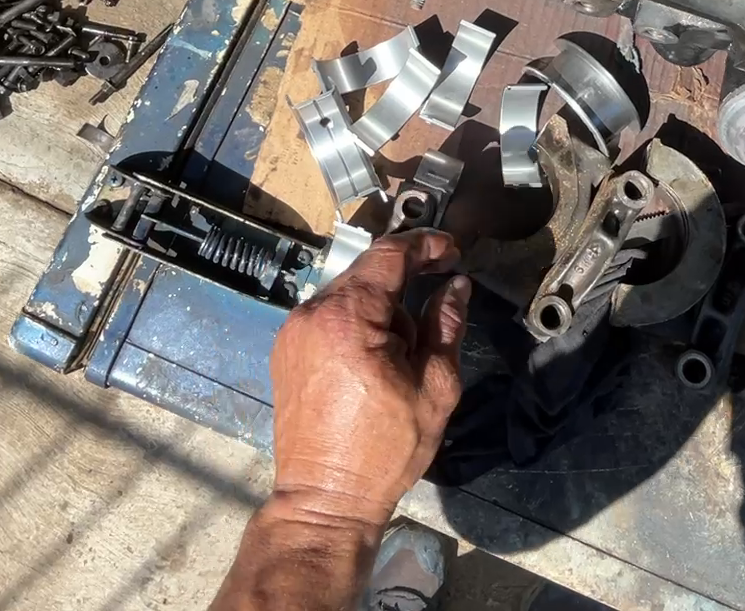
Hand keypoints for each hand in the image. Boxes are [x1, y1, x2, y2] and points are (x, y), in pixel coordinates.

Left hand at [269, 229, 470, 530]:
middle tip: (440, 293)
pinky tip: (374, 355)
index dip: (425, 244)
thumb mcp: (434, 387)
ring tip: (403, 350)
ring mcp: (294, 329)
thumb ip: (446, 325)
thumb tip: (457, 285)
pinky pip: (330, 312)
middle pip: (368, 269)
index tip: (451, 250)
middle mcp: (313, 312)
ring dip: (382, 303)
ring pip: (349, 291)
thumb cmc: (385, 448)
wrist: (324, 500)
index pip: (389, 255)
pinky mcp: (287, 348)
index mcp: (349, 317)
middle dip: (407, 277)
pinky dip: (358, 318)